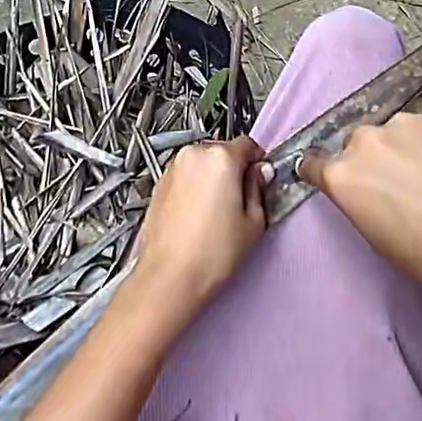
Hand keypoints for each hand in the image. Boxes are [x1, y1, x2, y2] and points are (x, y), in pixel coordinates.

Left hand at [132, 136, 267, 314]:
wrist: (169, 276)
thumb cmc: (209, 254)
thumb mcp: (254, 221)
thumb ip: (259, 188)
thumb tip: (260, 174)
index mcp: (221, 157)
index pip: (248, 144)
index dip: (258, 162)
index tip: (261, 177)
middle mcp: (194, 154)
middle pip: (223, 152)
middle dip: (234, 170)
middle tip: (242, 201)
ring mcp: (173, 168)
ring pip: (203, 164)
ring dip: (213, 179)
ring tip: (218, 213)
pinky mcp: (160, 184)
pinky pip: (186, 176)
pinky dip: (195, 188)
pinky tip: (200, 216)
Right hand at [298, 112, 421, 309]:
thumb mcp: (379, 237)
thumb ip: (360, 201)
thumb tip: (367, 189)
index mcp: (341, 176)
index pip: (313, 162)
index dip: (325, 171)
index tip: (338, 178)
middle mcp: (364, 141)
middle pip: (358, 145)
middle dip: (374, 159)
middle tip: (402, 184)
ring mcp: (402, 124)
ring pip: (395, 133)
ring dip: (407, 148)